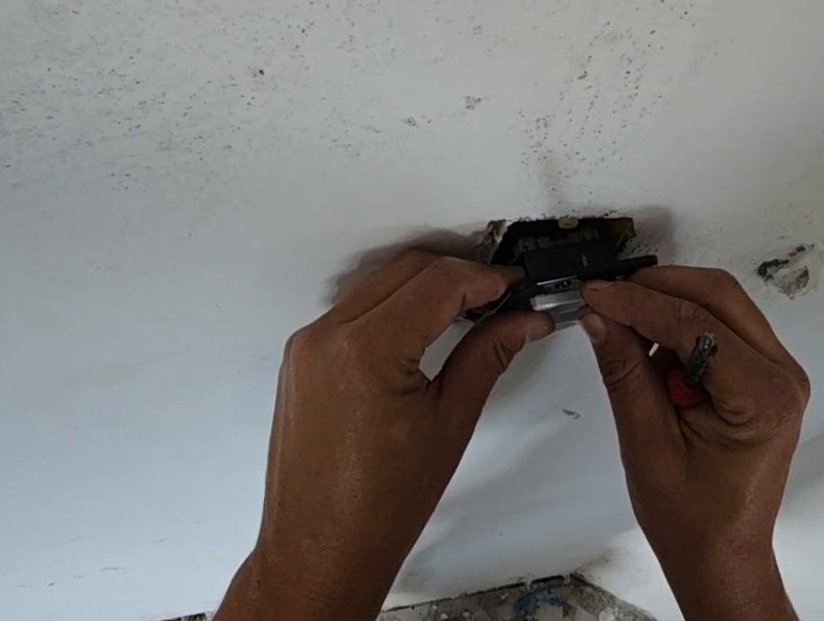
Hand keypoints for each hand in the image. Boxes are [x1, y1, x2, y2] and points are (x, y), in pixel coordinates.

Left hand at [217, 251, 553, 620]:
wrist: (319, 555)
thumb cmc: (376, 509)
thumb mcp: (450, 422)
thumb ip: (489, 355)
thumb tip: (521, 321)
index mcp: (367, 353)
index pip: (438, 282)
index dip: (484, 277)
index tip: (512, 284)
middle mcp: (328, 338)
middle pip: (408, 269)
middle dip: (458, 273)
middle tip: (499, 294)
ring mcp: (309, 345)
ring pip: (380, 282)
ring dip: (425, 284)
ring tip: (467, 307)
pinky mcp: (302, 356)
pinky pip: (355, 306)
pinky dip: (394, 303)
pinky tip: (422, 324)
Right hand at [581, 268, 808, 620]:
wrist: (723, 555)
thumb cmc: (694, 519)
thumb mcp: (647, 443)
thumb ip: (624, 370)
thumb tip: (600, 315)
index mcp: (763, 398)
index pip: (695, 322)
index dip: (638, 301)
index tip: (597, 294)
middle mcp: (781, 376)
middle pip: (717, 294)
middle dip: (657, 288)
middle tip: (608, 299)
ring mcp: (776, 371)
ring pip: (719, 302)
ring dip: (668, 305)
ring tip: (627, 335)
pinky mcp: (761, 372)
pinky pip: (720, 323)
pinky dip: (680, 325)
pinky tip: (652, 352)